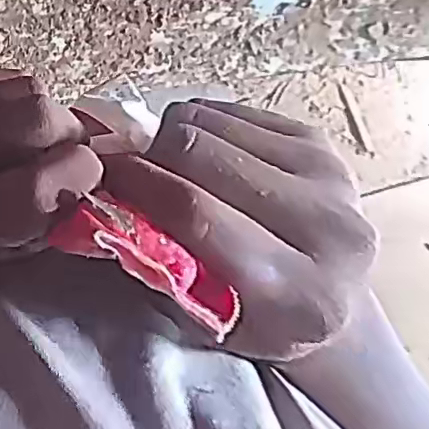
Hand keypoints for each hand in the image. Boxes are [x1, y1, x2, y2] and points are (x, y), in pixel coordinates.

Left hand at [0, 67, 102, 259]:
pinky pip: (11, 75)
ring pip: (31, 90)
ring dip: (49, 112)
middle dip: (70, 132)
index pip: (39, 183)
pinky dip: (25, 95)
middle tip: (66, 149)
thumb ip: (69, 214)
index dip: (79, 172)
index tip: (89, 171)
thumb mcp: (29, 243)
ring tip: (39, 134)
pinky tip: (16, 118)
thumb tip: (102, 172)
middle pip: (40, 117)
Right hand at [98, 99, 374, 361]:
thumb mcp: (196, 316)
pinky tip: (196, 155)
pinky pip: (226, 110)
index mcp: (296, 290)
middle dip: (145, 152)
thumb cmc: (248, 318)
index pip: (193, 210)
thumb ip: (151, 262)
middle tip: (125, 167)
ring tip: (162, 164)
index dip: (134, 181)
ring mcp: (330, 179)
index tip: (99, 173)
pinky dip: (194, 125)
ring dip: (165, 135)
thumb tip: (97, 202)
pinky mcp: (322, 144)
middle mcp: (327, 230)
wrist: (330, 309)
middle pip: (196, 149)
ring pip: (205, 122)